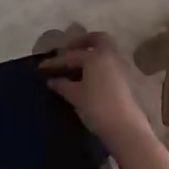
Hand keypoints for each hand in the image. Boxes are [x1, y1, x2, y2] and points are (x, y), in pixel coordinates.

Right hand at [41, 33, 155, 152]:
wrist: (126, 129)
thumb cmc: (97, 107)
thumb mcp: (75, 96)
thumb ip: (62, 85)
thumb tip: (52, 80)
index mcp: (95, 56)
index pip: (70, 56)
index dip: (54, 62)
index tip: (41, 67)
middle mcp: (110, 56)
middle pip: (98, 39)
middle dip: (83, 41)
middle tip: (68, 50)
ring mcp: (122, 68)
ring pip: (106, 52)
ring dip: (92, 54)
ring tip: (78, 66)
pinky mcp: (128, 81)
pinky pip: (110, 65)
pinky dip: (99, 66)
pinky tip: (90, 78)